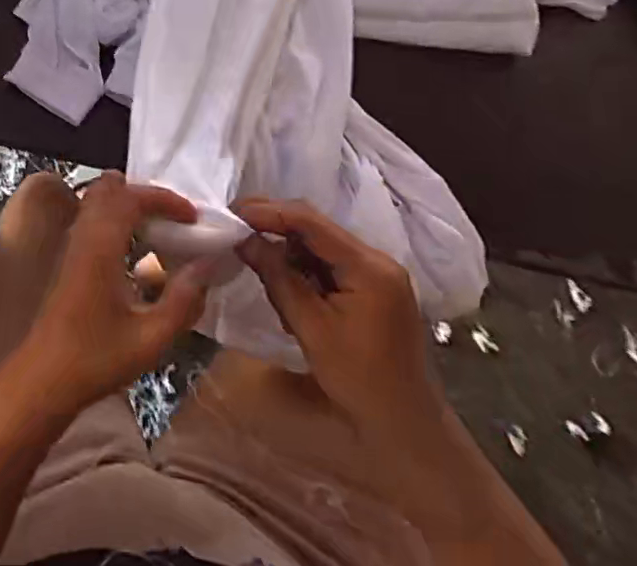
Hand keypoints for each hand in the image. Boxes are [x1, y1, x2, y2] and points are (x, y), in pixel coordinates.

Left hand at [6, 173, 212, 414]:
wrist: (45, 375)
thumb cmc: (97, 359)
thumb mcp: (152, 338)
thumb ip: (184, 300)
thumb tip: (207, 265)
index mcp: (99, 248)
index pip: (129, 198)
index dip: (164, 198)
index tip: (193, 215)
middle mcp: (81, 237)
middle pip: (108, 190)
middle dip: (144, 194)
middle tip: (177, 216)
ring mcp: (70, 246)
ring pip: (96, 203)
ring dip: (129, 205)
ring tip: (164, 229)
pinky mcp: (68, 259)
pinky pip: (92, 221)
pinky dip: (117, 221)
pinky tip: (140, 250)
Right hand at [236, 199, 445, 438]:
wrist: (404, 423)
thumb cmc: (357, 378)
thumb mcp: (308, 325)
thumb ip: (276, 276)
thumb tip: (243, 239)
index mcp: (368, 267)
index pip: (310, 221)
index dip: (267, 212)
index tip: (231, 214)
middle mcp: (376, 261)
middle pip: (314, 226)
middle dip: (272, 225)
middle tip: (233, 229)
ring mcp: (375, 273)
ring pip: (317, 243)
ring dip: (283, 247)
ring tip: (252, 260)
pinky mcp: (369, 287)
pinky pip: (326, 262)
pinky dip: (299, 265)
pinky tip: (281, 283)